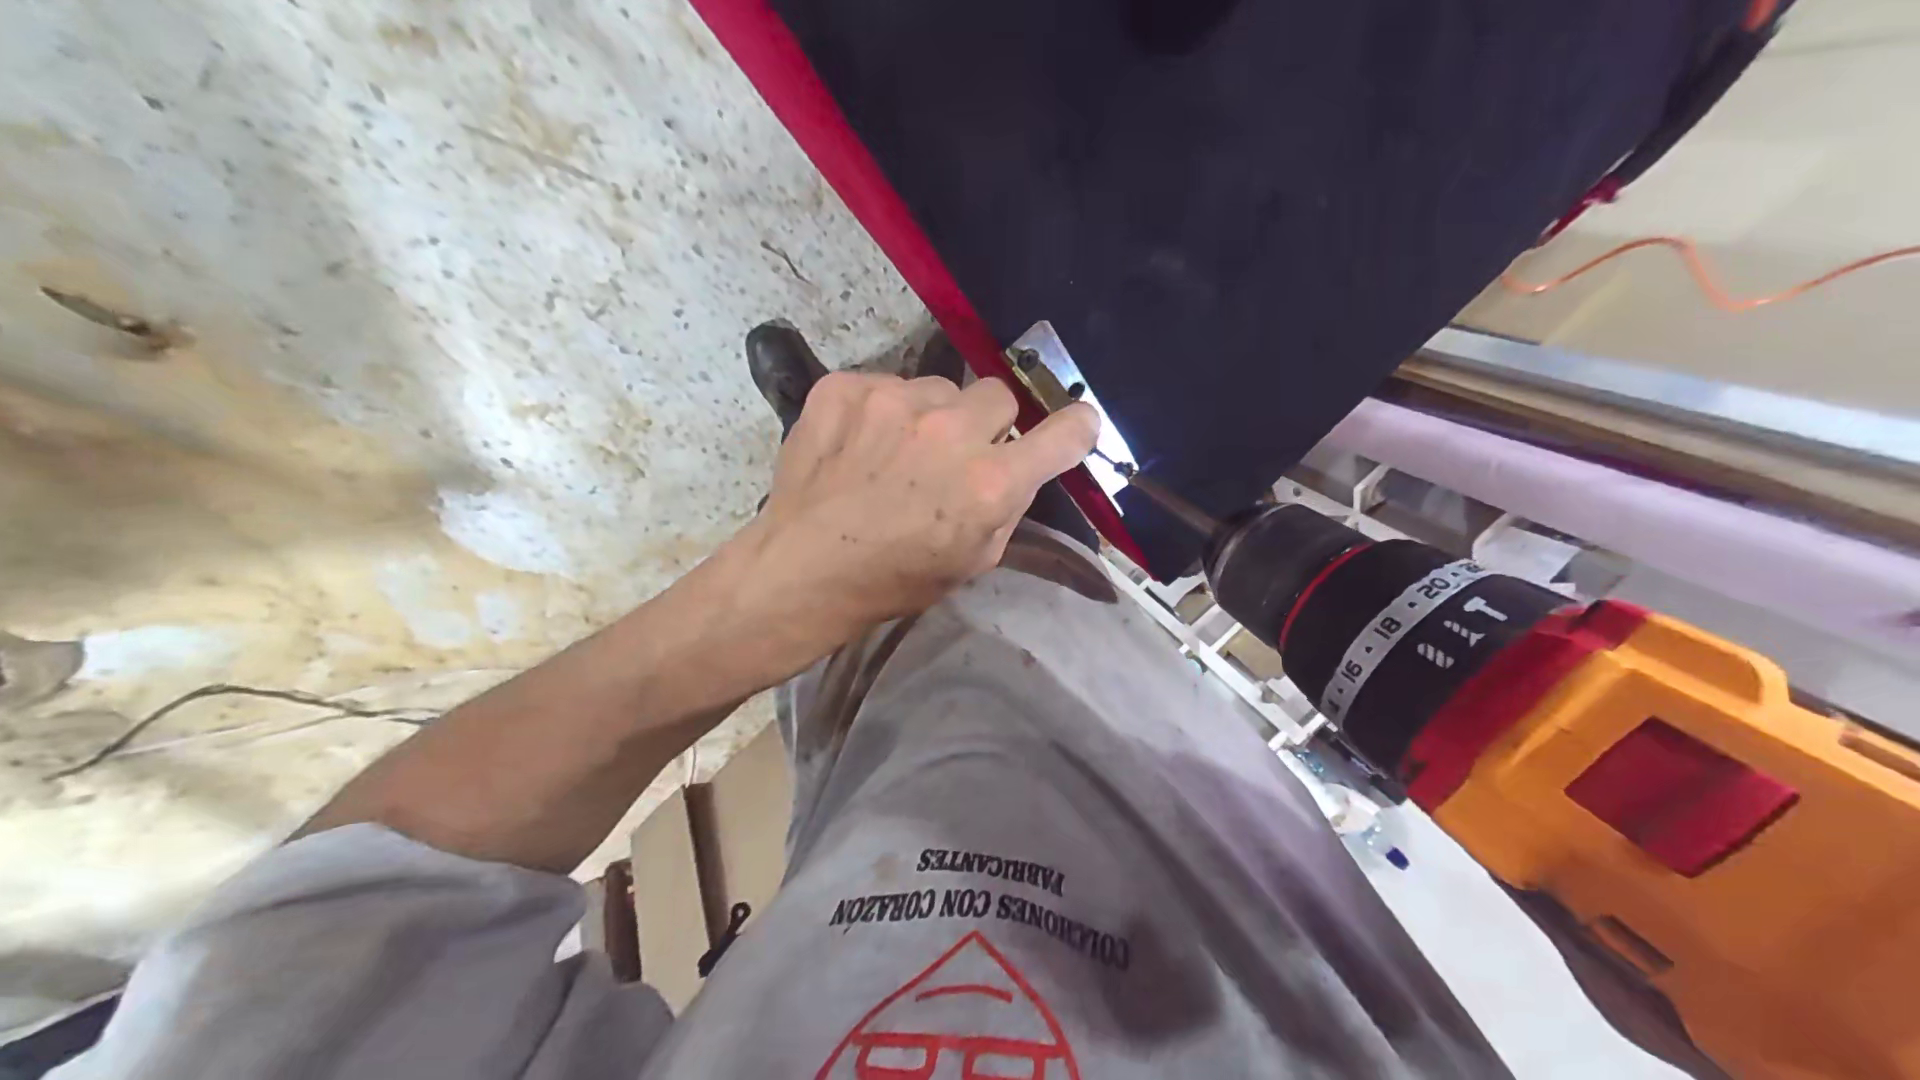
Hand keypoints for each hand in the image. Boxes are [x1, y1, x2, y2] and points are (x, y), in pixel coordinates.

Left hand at [722, 371, 1099, 672]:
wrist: (803, 569)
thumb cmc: (894, 579)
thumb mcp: (973, 560)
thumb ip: (1007, 506)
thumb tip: (1019, 467)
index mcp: (990, 483)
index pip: (1064, 432)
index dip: (1076, 427)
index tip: (1073, 426)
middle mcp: (950, 431)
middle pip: (999, 395)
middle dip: (987, 424)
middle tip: (956, 455)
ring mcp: (894, 401)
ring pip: (940, 388)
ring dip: (932, 416)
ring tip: (897, 454)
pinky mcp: (846, 387)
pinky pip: (886, 385)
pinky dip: (881, 411)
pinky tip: (860, 445)